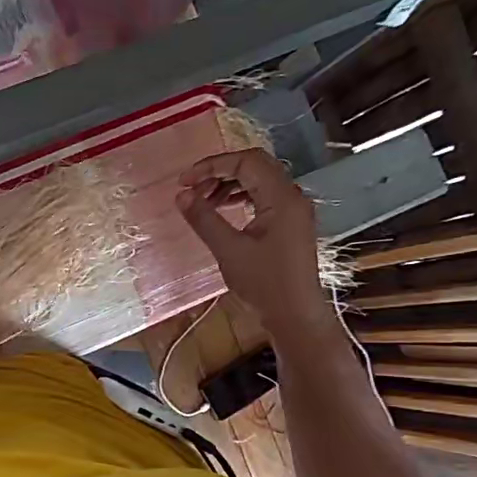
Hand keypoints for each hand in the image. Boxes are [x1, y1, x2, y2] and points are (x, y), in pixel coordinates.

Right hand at [176, 149, 331, 327]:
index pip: (246, 162)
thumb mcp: (228, 250)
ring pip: (258, 180)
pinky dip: (239, 197)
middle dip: (220, 171)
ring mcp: (292, 209)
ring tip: (202, 201)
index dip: (212, 166)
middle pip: (254, 165)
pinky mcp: (289, 223)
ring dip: (228, 184)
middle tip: (191, 188)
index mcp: (281, 197)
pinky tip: (221, 210)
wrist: (295, 314)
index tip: (184, 182)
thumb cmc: (264, 283)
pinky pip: (263, 197)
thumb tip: (181, 195)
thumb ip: (204, 219)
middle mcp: (291, 196)